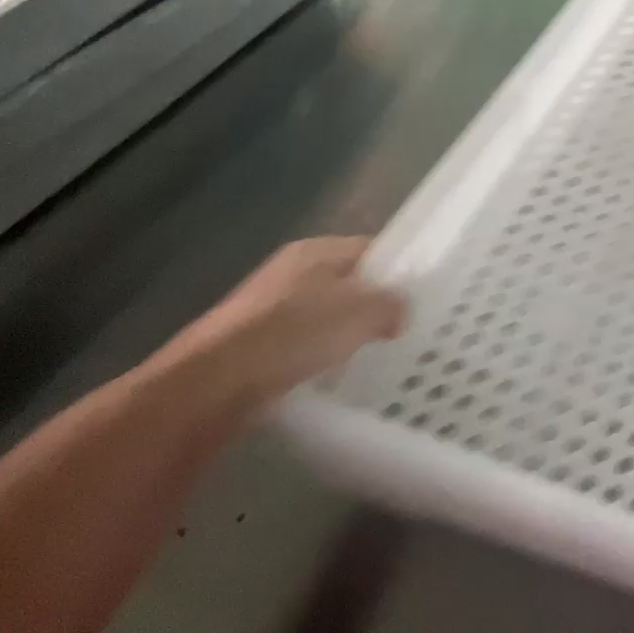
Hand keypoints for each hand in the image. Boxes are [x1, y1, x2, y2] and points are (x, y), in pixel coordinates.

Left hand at [155, 236, 407, 411]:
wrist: (209, 384)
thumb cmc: (294, 333)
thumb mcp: (364, 312)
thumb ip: (394, 304)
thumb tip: (398, 314)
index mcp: (317, 249)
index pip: (374, 249)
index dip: (401, 270)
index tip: (424, 297)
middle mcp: (290, 270)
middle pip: (349, 283)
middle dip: (374, 305)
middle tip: (404, 329)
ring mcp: (266, 307)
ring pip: (324, 316)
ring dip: (345, 334)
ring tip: (373, 356)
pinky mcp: (251, 343)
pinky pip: (300, 344)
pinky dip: (317, 357)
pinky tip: (331, 375)